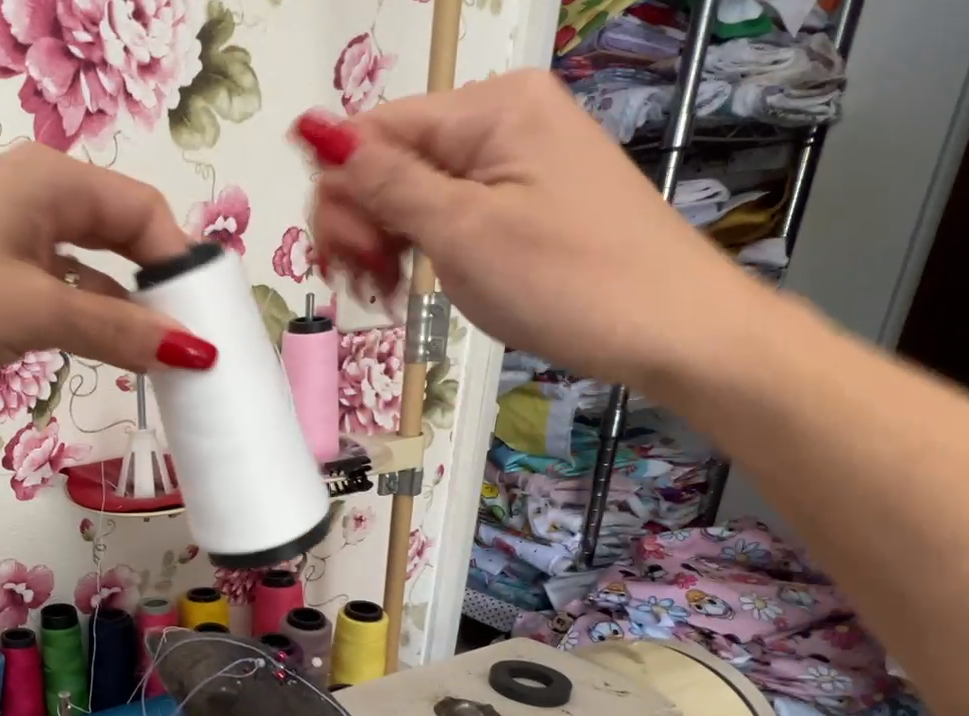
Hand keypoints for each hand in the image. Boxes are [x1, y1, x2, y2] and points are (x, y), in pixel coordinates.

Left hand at [0, 144, 216, 398]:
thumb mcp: (36, 315)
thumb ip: (118, 331)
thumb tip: (194, 352)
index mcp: (52, 179)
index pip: (145, 212)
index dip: (180, 267)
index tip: (207, 322)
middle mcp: (34, 194)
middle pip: (121, 236)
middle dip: (154, 288)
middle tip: (186, 343)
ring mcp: (9, 234)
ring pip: (89, 266)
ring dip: (119, 309)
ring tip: (153, 359)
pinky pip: (56, 287)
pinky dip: (82, 316)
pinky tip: (102, 350)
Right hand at [293, 72, 780, 386]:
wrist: (672, 330)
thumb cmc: (567, 281)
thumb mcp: (462, 232)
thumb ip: (386, 184)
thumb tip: (319, 135)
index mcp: (489, 109)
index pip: (370, 132)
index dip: (339, 193)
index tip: (342, 257)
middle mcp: (497, 120)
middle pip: (384, 160)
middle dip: (358, 222)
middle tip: (367, 282)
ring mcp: (508, 160)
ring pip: (404, 191)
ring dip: (378, 243)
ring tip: (385, 292)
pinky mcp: (513, 199)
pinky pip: (436, 211)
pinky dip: (411, 249)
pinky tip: (404, 283)